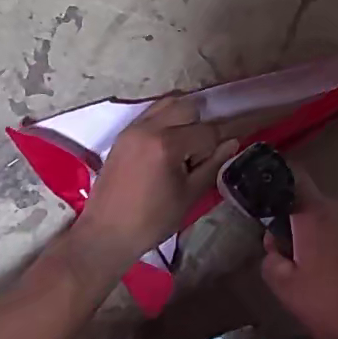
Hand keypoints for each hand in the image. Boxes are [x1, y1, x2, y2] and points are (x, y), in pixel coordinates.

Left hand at [69, 96, 236, 279]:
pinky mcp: (123, 135)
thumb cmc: (152, 219)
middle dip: (202, 124)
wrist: (105, 234)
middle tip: (203, 150)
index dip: (221, 140)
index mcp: (167, 144)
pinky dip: (167, 120)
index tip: (230, 146)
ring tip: (187, 144)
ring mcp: (133, 129)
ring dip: (184, 117)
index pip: (207, 131)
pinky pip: (152, 114)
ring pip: (168, 104)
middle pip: (188, 107)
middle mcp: (148, 128)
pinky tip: (170, 144)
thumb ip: (213, 164)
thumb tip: (232, 142)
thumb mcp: (190, 194)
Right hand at [260, 168, 337, 338]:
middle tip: (287, 263)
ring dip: (318, 243)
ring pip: (331, 225)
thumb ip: (271, 262)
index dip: (275, 184)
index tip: (263, 202)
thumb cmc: (336, 306)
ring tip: (316, 281)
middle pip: (310, 208)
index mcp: (316, 214)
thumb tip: (275, 245)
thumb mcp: (288, 291)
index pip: (293, 179)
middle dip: (296, 229)